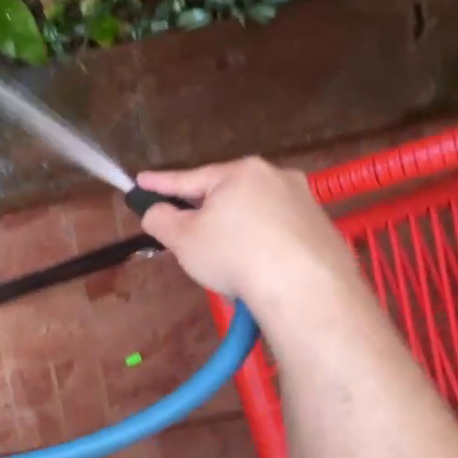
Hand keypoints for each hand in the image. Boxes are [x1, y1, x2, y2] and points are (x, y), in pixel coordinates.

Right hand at [137, 157, 359, 308]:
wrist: (303, 285)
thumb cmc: (233, 254)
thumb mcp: (180, 238)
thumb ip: (159, 219)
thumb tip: (159, 211)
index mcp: (239, 173)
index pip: (187, 178)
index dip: (159, 182)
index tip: (139, 180)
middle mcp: (275, 176)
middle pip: (223, 192)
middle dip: (200, 207)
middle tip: (180, 226)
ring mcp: (302, 198)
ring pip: (249, 208)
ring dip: (228, 223)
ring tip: (216, 251)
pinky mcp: (318, 223)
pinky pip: (272, 224)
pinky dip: (254, 237)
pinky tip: (248, 259)